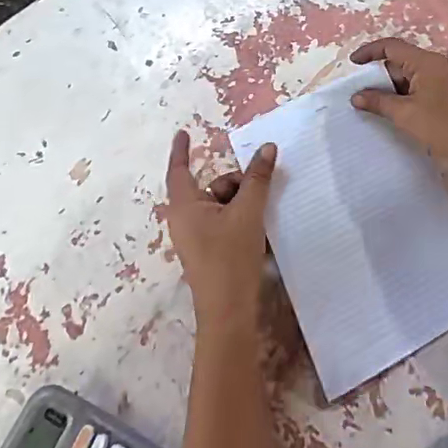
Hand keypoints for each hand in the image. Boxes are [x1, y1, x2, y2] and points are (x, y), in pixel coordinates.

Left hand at [165, 130, 274, 329]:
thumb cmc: (230, 258)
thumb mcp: (248, 213)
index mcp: (183, 205)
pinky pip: (223, 225)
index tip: (183, 132)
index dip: (182, 150)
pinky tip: (259, 235)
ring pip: (220, 207)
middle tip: (257, 193)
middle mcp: (184, 219)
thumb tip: (267, 148)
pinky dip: (240, 222)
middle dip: (234, 185)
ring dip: (241, 205)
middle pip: (209, 187)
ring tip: (261, 220)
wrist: (229, 314)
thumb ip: (257, 179)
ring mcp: (195, 238)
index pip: (180, 168)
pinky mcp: (207, 253)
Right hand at [349, 37, 447, 174]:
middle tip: (363, 92)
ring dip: (392, 86)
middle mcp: (437, 63)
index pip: (391, 47)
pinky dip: (404, 92)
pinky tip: (396, 108)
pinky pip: (420, 83)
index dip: (369, 52)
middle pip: (400, 60)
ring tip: (376, 103)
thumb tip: (356, 97)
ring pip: (409, 74)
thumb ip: (377, 101)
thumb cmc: (442, 127)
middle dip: (380, 75)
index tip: (353, 64)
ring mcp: (444, 76)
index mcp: (426, 62)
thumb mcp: (404, 113)